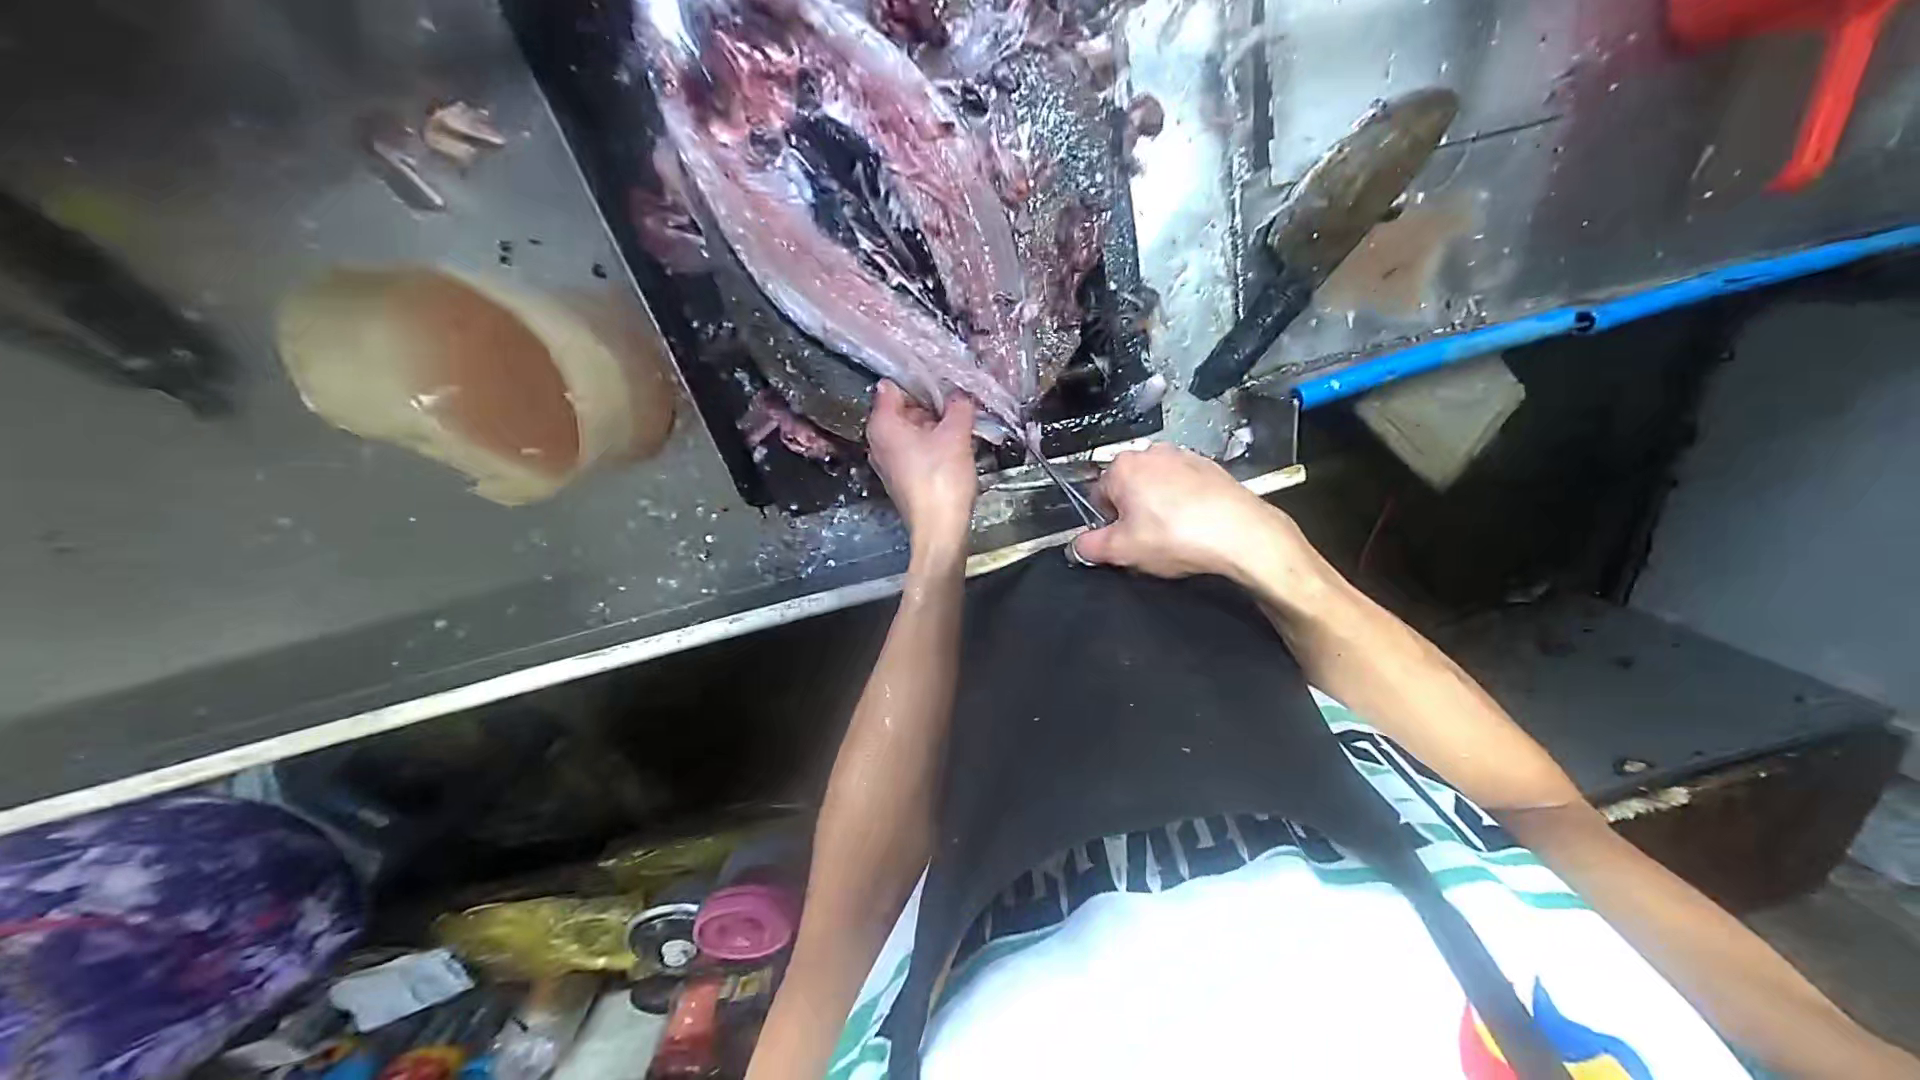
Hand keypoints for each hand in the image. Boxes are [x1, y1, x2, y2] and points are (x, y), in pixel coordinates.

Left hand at [866, 381, 977, 557]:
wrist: (939, 529)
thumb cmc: (941, 479)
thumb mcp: (956, 434)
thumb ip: (958, 406)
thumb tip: (960, 394)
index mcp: (882, 425)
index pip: (892, 387)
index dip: (918, 380)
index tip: (942, 380)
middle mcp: (877, 442)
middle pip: (902, 409)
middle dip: (930, 404)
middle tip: (958, 404)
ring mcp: (888, 462)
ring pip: (911, 430)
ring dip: (935, 425)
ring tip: (960, 425)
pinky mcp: (901, 478)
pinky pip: (914, 450)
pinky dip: (932, 445)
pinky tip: (953, 448)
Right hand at [1072, 442, 1318, 585]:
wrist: (1241, 534)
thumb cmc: (1182, 535)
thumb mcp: (1122, 550)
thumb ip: (1089, 547)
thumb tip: (1078, 546)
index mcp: (1123, 467)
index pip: (1097, 497)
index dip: (1106, 524)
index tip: (1118, 541)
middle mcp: (1152, 454)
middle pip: (1127, 490)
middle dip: (1132, 515)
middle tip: (1145, 542)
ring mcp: (1183, 458)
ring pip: (1156, 489)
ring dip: (1157, 510)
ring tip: (1172, 537)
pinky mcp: (1208, 469)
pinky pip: (1183, 489)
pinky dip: (1183, 507)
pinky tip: (1192, 529)